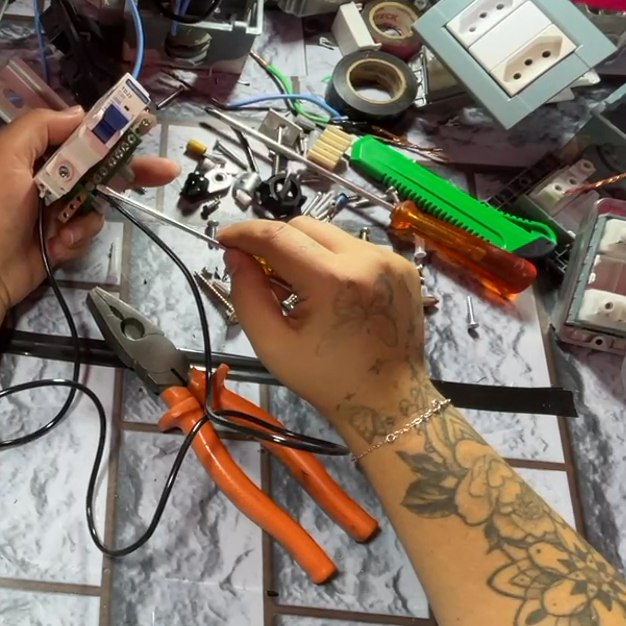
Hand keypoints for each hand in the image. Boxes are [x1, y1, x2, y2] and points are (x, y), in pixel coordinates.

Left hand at [0, 108, 175, 310]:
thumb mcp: (8, 153)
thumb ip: (43, 126)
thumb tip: (80, 113)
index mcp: (32, 152)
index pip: (79, 135)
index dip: (109, 133)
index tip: (141, 130)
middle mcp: (46, 178)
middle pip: (98, 168)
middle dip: (129, 172)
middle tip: (167, 173)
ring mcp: (54, 211)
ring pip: (95, 204)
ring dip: (85, 218)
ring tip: (63, 232)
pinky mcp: (60, 239)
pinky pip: (85, 232)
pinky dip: (74, 239)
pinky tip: (56, 247)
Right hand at [218, 217, 430, 424]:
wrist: (386, 398)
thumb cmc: (325, 379)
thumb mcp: (271, 344)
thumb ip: (247, 295)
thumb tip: (234, 256)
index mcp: (332, 281)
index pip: (278, 236)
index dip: (245, 233)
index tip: (224, 239)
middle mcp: (366, 259)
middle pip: (303, 226)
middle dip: (273, 242)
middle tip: (258, 271)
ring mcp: (389, 260)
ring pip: (329, 234)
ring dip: (302, 250)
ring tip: (293, 288)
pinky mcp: (401, 266)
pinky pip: (353, 247)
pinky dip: (329, 260)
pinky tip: (325, 292)